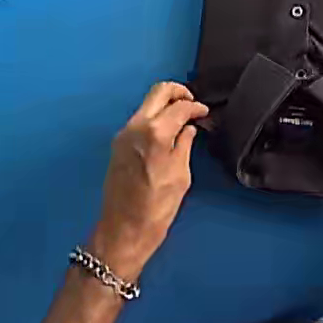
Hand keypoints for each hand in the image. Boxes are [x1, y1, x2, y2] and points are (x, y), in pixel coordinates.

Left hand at [88, 82, 207, 281]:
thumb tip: (188, 127)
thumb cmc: (156, 209)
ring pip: (147, 102)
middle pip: (158, 91)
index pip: (179, 107)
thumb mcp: (180, 176)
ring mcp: (124, 132)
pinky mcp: (118, 142)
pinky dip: (155, 116)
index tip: (204, 112)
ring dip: (165, 103)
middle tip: (192, 102)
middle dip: (178, 92)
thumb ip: (184, 145)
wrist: (122, 231)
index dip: (195, 107)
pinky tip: (166, 129)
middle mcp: (136, 125)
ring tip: (182, 116)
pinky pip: (140, 118)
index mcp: (155, 133)